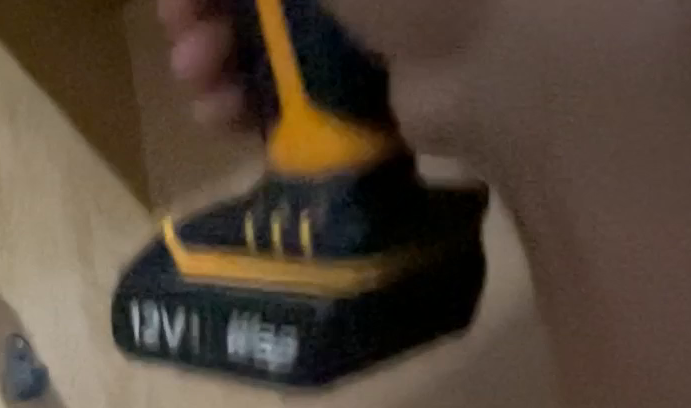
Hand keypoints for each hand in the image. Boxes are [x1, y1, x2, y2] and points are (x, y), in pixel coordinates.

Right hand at [156, 0, 491, 154]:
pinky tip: (220, 114)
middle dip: (207, 10)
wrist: (512, 48)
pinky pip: (290, 93)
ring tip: (196, 80)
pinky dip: (248, 105)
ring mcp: (380, 14)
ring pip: (270, 39)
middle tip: (179, 30)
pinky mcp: (372, 81)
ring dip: (216, 61)